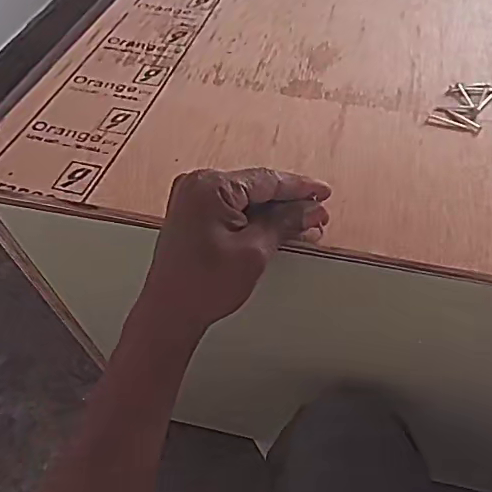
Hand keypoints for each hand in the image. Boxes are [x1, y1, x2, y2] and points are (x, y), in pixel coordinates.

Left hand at [136, 168, 328, 333]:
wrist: (169, 312)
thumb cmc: (200, 286)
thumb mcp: (254, 252)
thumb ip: (285, 223)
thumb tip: (309, 210)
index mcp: (209, 187)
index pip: (266, 179)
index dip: (300, 188)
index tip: (322, 193)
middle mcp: (196, 186)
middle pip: (256, 187)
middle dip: (288, 204)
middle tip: (317, 217)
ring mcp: (191, 200)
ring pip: (245, 199)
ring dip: (273, 214)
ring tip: (303, 229)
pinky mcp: (191, 216)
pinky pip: (230, 209)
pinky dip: (253, 220)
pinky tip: (275, 231)